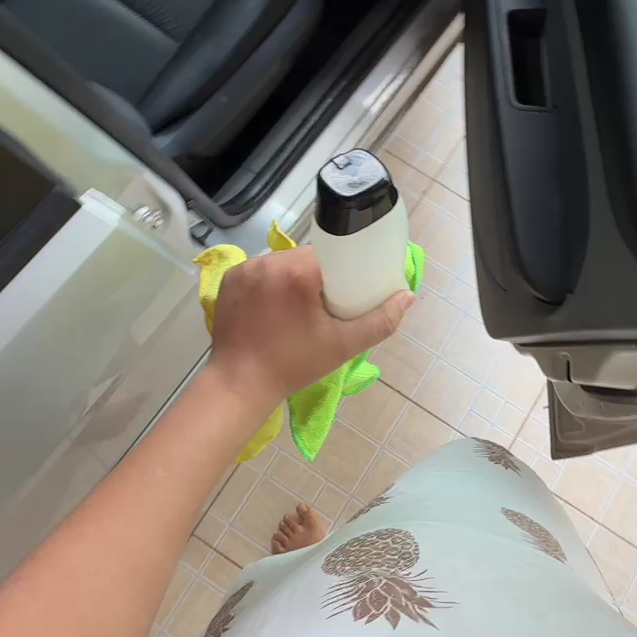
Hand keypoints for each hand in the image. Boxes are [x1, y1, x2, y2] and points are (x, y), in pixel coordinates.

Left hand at [202, 246, 414, 411]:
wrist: (239, 383)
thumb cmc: (293, 364)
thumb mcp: (343, 346)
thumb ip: (379, 321)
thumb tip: (407, 296)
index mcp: (299, 272)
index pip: (330, 253)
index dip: (343, 267)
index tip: (346, 289)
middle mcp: (270, 261)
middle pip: (306, 256)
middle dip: (319, 273)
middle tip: (325, 302)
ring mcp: (246, 268)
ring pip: (282, 261)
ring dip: (293, 275)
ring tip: (299, 303)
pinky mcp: (230, 277)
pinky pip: (260, 269)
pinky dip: (270, 281)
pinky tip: (275, 302)